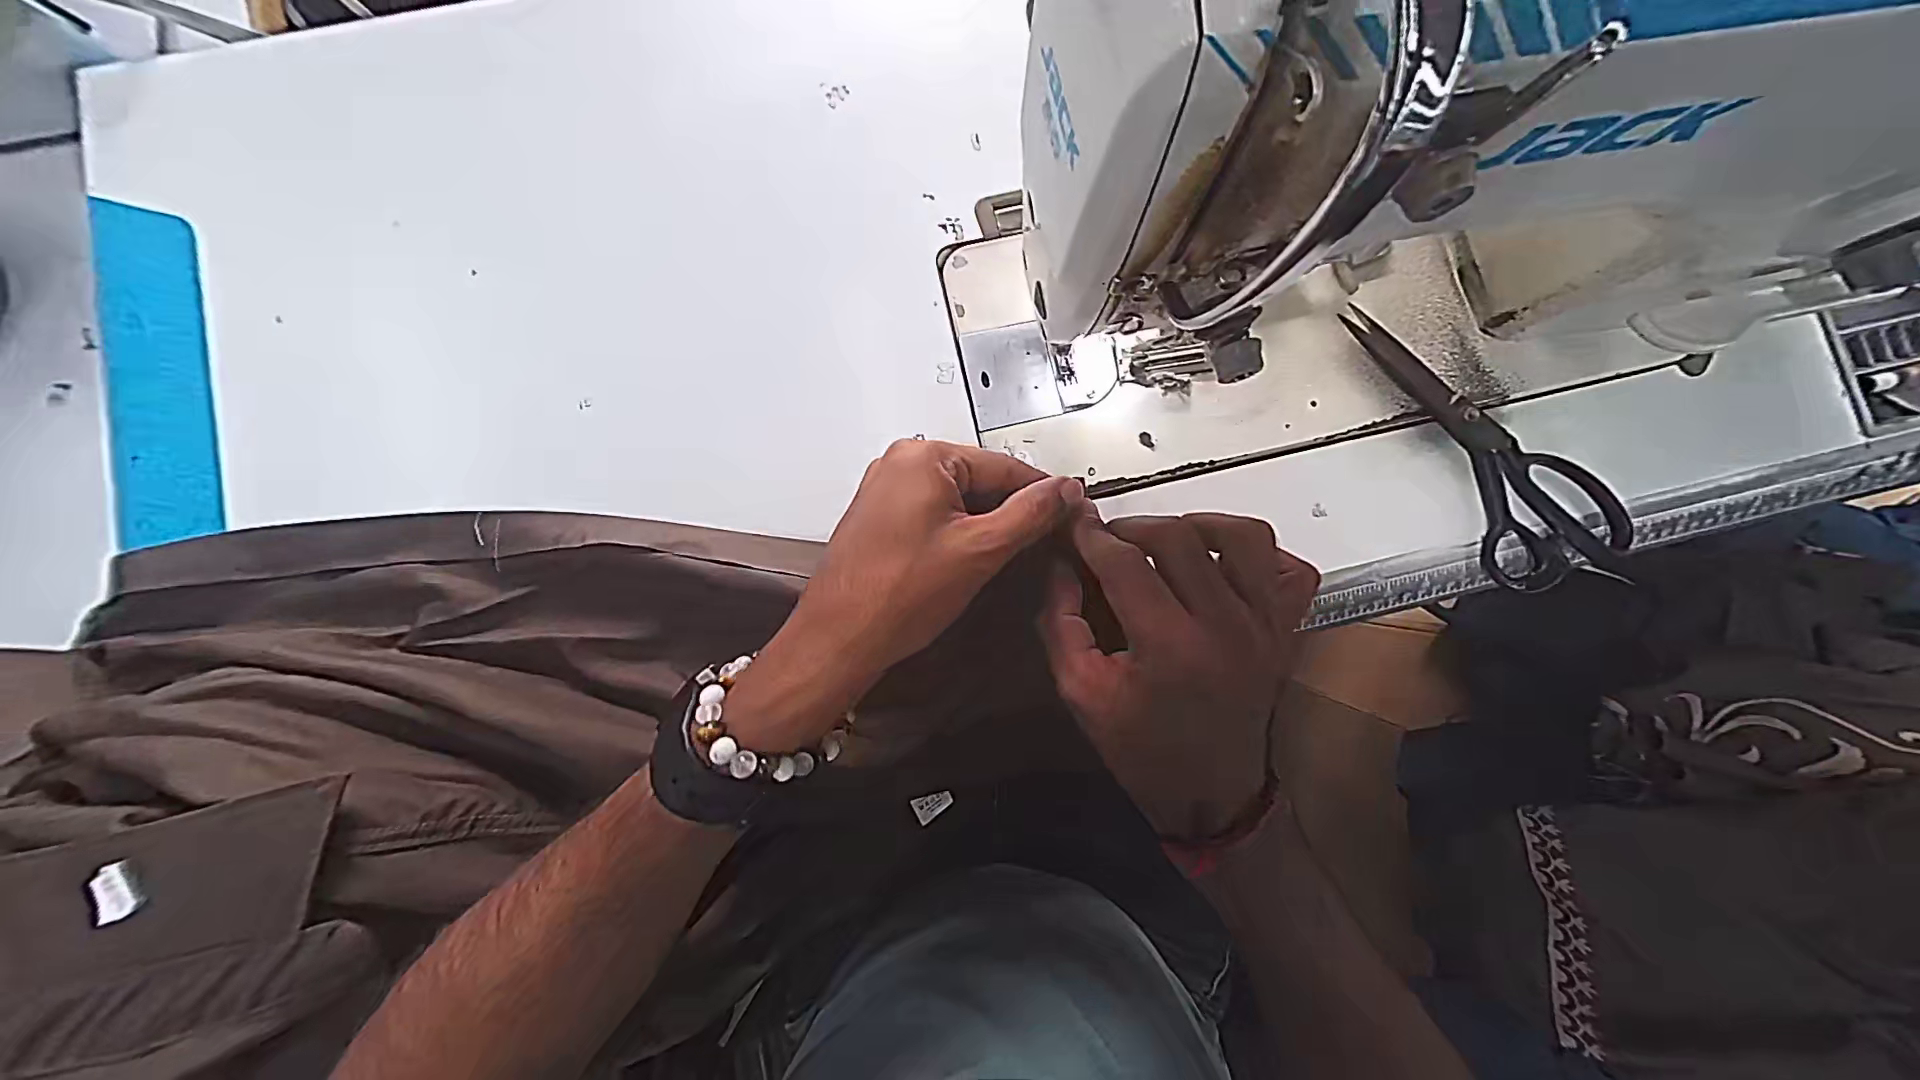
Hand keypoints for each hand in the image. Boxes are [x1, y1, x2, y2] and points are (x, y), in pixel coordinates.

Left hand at [725, 439, 1082, 746]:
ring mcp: (886, 491)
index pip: (1004, 465)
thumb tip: (1060, 491)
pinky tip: (968, 560)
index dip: (1042, 491)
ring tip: (1001, 555)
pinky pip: (934, 514)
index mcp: (921, 458)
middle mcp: (898, 465)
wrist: (841, 638)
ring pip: (958, 499)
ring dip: (985, 524)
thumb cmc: (892, 597)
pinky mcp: (882, 518)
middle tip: (1040, 539)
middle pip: (980, 479)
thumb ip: (1029, 514)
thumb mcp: (981, 550)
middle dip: (1010, 510)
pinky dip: (958, 532)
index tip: (1066, 507)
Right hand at [1039, 511, 1319, 838]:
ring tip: (1166, 540)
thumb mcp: (1079, 691)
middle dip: (1131, 528)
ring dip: (1196, 524)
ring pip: (1241, 536)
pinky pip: (1289, 567)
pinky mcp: (1284, 631)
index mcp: (1169, 646)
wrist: (1210, 793)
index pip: (1124, 562)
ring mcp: (1263, 626)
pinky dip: (1258, 552)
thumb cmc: (1142, 749)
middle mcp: (1225, 627)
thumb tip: (1061, 566)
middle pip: (1177, 537)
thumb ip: (1061, 622)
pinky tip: (1222, 561)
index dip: (1091, 536)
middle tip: (1108, 540)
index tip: (1075, 526)